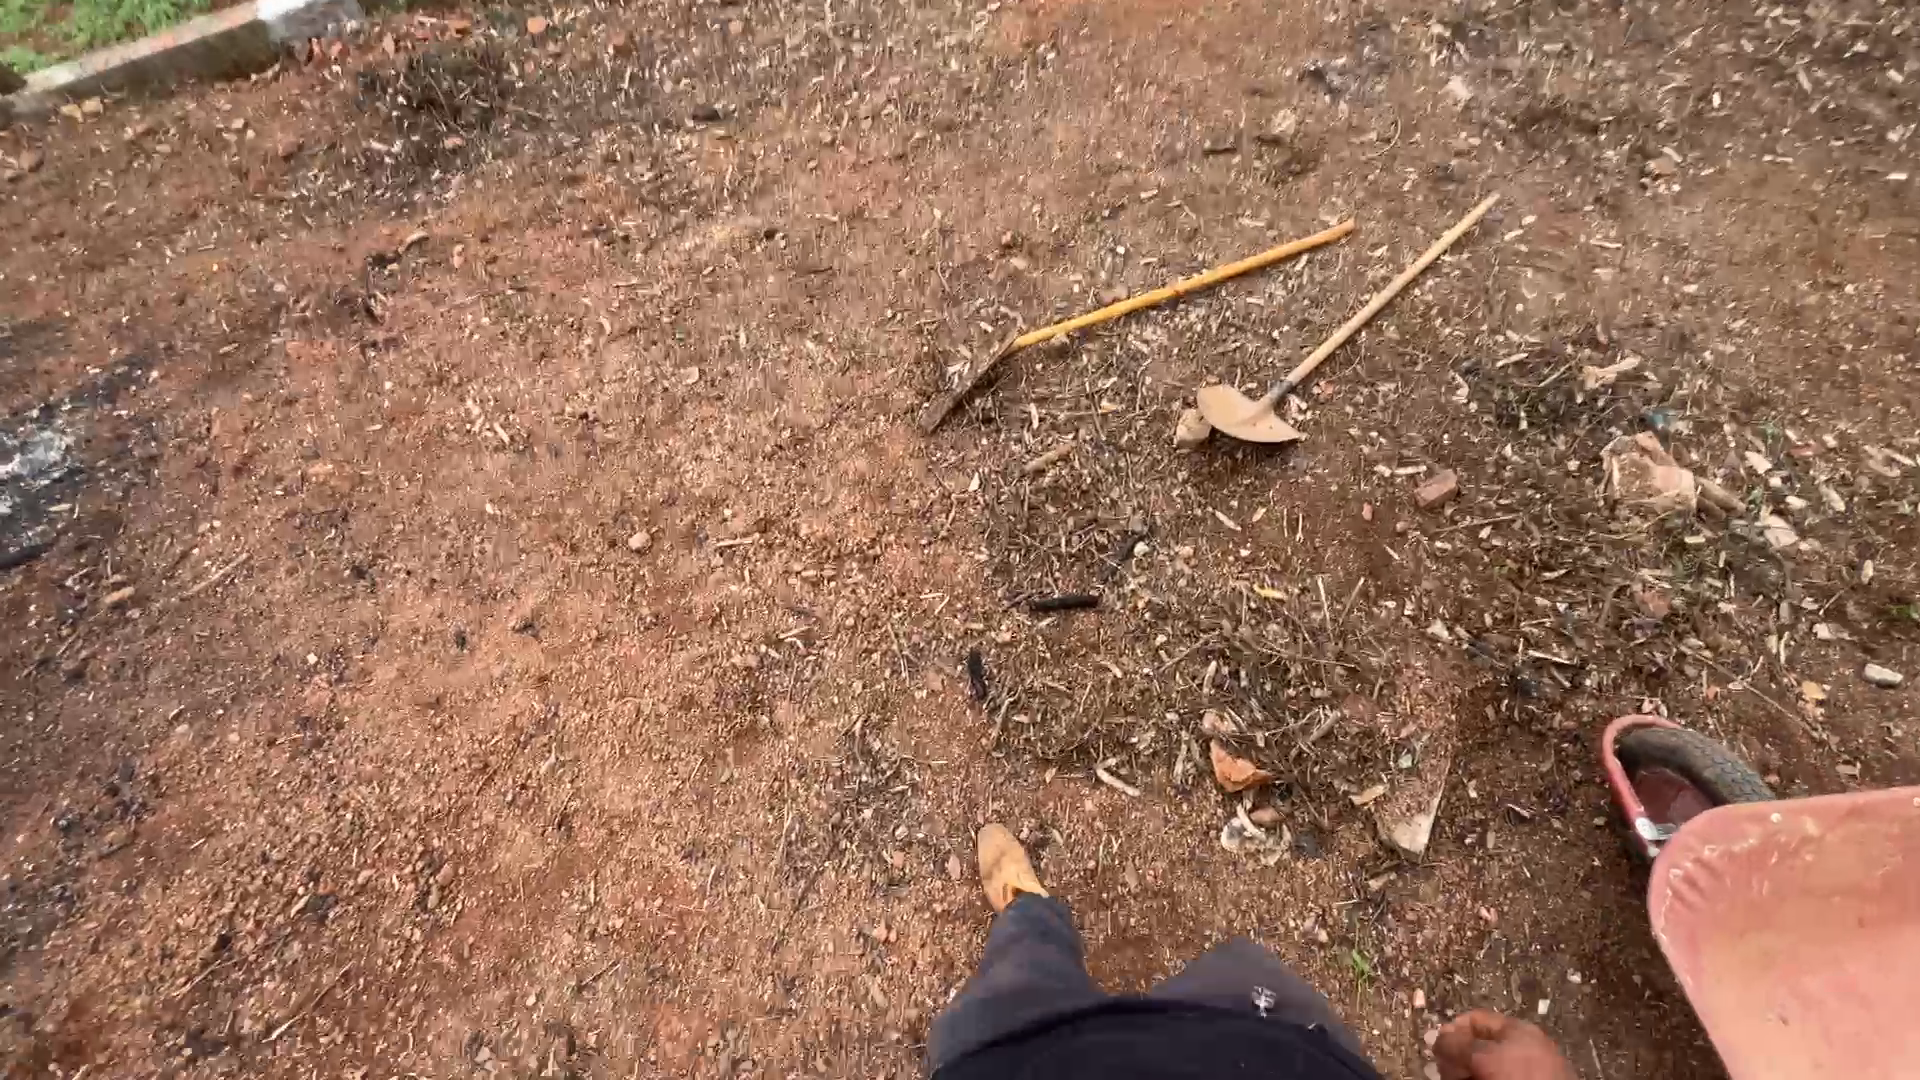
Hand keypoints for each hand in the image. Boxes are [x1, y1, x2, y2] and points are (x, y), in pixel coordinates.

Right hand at [1434, 1010, 1575, 1079]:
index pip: (1473, 1018)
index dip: (1452, 1030)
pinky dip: (1482, 1078)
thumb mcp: (1481, 1056)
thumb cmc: (1518, 1077)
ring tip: (1457, 1078)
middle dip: (1458, 1055)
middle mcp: (1526, 1045)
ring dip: (1467, 1069)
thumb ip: (1453, 1042)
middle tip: (1446, 1069)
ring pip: (1488, 1063)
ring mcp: (1533, 1070)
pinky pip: (1501, 1075)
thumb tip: (1437, 1039)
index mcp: (1518, 1028)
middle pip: (1478, 1043)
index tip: (1438, 1048)